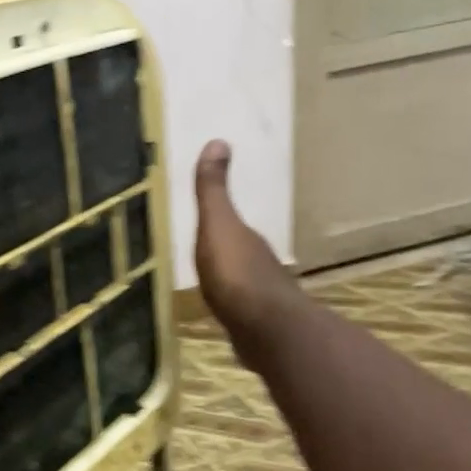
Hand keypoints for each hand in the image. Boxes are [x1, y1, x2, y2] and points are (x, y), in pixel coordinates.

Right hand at [193, 139, 303, 367]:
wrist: (265, 330)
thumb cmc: (236, 273)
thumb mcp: (217, 225)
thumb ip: (213, 191)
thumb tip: (218, 140)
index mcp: (246, 239)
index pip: (233, 226)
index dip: (220, 223)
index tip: (207, 222)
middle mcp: (259, 263)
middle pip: (240, 252)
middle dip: (227, 251)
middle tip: (205, 251)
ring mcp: (261, 296)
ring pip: (243, 281)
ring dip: (231, 279)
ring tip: (211, 282)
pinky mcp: (258, 326)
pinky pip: (242, 308)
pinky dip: (234, 306)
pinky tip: (224, 312)